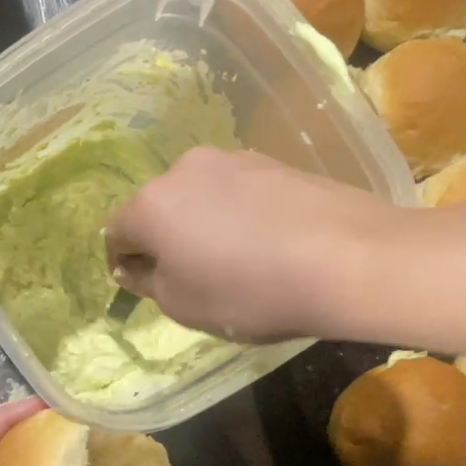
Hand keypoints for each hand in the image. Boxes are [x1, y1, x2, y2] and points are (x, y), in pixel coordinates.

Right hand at [106, 148, 397, 342]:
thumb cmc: (248, 292)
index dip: (123, 262)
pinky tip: (264, 244)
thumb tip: (136, 266)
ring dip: (201, 224)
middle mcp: (182, 170)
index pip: (115, 232)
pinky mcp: (275, 162)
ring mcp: (233, 159)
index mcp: (149, 204)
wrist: (350, 260)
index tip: (142, 287)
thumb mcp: (181, 305)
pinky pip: (237, 192)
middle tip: (188, 275)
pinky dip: (237, 215)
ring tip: (232, 260)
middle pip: (157, 208)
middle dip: (163, 238)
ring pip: (198, 197)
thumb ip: (146, 282)